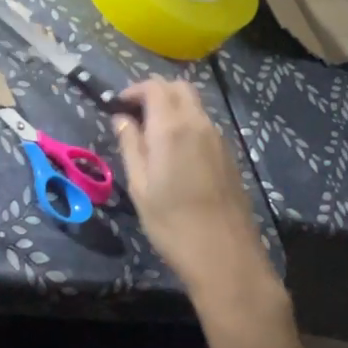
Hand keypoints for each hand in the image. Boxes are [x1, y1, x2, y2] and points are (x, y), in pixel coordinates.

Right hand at [113, 77, 273, 297]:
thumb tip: (122, 119)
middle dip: (155, 92)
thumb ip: (130, 146)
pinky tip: (175, 153)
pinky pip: (205, 124)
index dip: (134, 90)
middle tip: (135, 115)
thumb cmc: (173, 224)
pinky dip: (187, 124)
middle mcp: (199, 125)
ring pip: (195, 105)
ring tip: (152, 135)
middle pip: (179, 87)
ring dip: (172, 107)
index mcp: (172, 128)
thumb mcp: (139, 186)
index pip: (154, 87)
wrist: (227, 260)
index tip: (118, 107)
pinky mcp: (229, 157)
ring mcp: (219, 140)